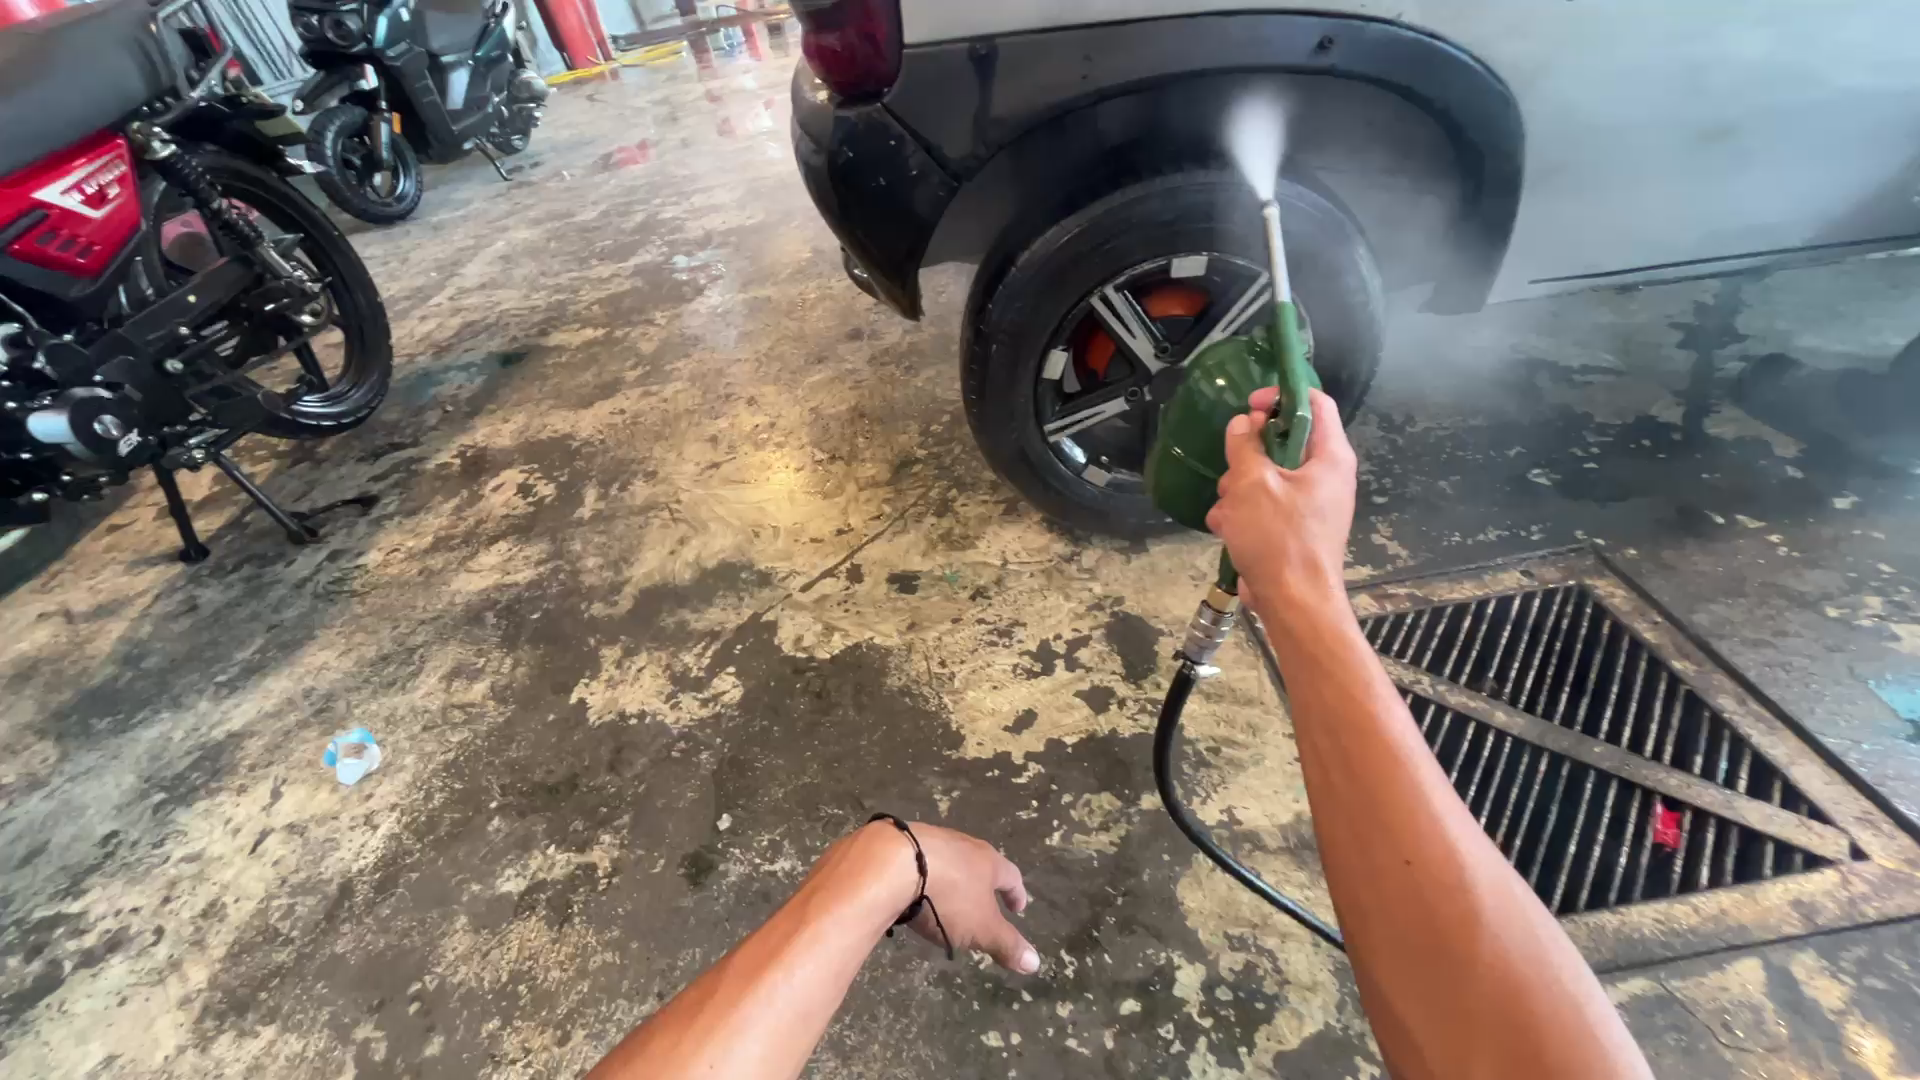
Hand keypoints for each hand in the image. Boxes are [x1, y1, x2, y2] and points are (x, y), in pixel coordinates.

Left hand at [829, 821, 1037, 973]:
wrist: (891, 863)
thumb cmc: (947, 896)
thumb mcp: (981, 928)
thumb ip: (1007, 944)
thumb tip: (1035, 962)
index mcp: (986, 861)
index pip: (1010, 875)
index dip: (1015, 893)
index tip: (1018, 908)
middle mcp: (962, 843)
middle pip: (979, 861)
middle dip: (981, 883)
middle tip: (982, 904)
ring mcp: (930, 839)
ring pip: (948, 859)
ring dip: (951, 878)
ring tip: (945, 900)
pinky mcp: (901, 842)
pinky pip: (918, 860)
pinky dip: (921, 875)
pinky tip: (911, 890)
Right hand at [1205, 387, 1356, 613]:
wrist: (1293, 602)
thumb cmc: (1279, 537)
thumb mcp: (1253, 484)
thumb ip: (1245, 446)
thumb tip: (1243, 424)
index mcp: (1330, 457)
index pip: (1315, 403)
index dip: (1281, 396)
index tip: (1249, 405)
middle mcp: (1325, 477)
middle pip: (1283, 443)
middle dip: (1247, 456)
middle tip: (1232, 469)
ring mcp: (1309, 504)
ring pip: (1264, 477)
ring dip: (1237, 491)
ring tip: (1228, 512)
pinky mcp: (1292, 528)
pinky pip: (1263, 506)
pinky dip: (1242, 514)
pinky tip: (1228, 529)